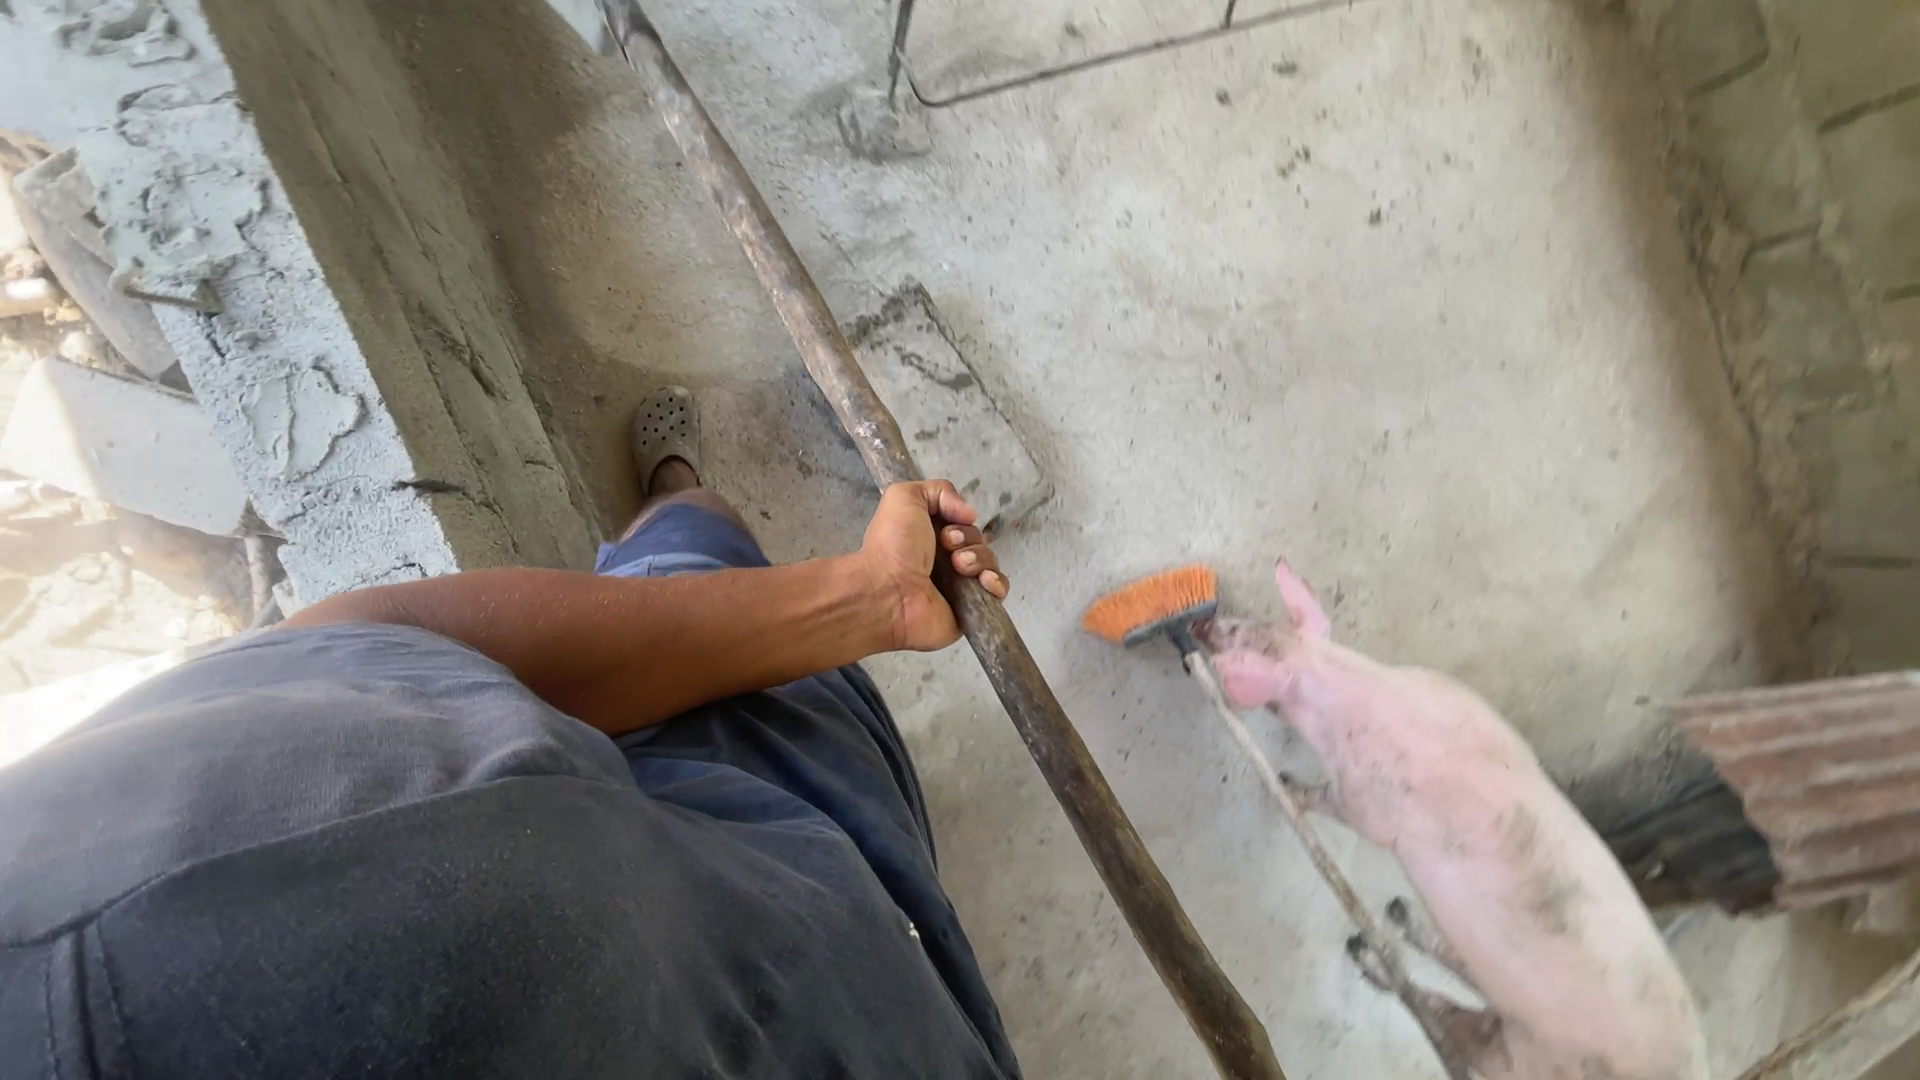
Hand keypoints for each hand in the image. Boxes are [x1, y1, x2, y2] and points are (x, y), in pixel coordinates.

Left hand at [859, 480, 1008, 651]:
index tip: (945, 530)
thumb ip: (938, 490)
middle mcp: (946, 561)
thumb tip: (969, 514)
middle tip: (949, 549)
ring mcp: (961, 587)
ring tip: (960, 566)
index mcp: (931, 536)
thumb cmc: (893, 545)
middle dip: (970, 540)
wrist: (887, 593)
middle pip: (980, 542)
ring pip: (991, 563)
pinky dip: (996, 583)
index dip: (961, 522)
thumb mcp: (904, 497)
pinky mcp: (972, 609)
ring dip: (981, 559)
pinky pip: (998, 591)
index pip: (964, 523)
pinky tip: (984, 581)